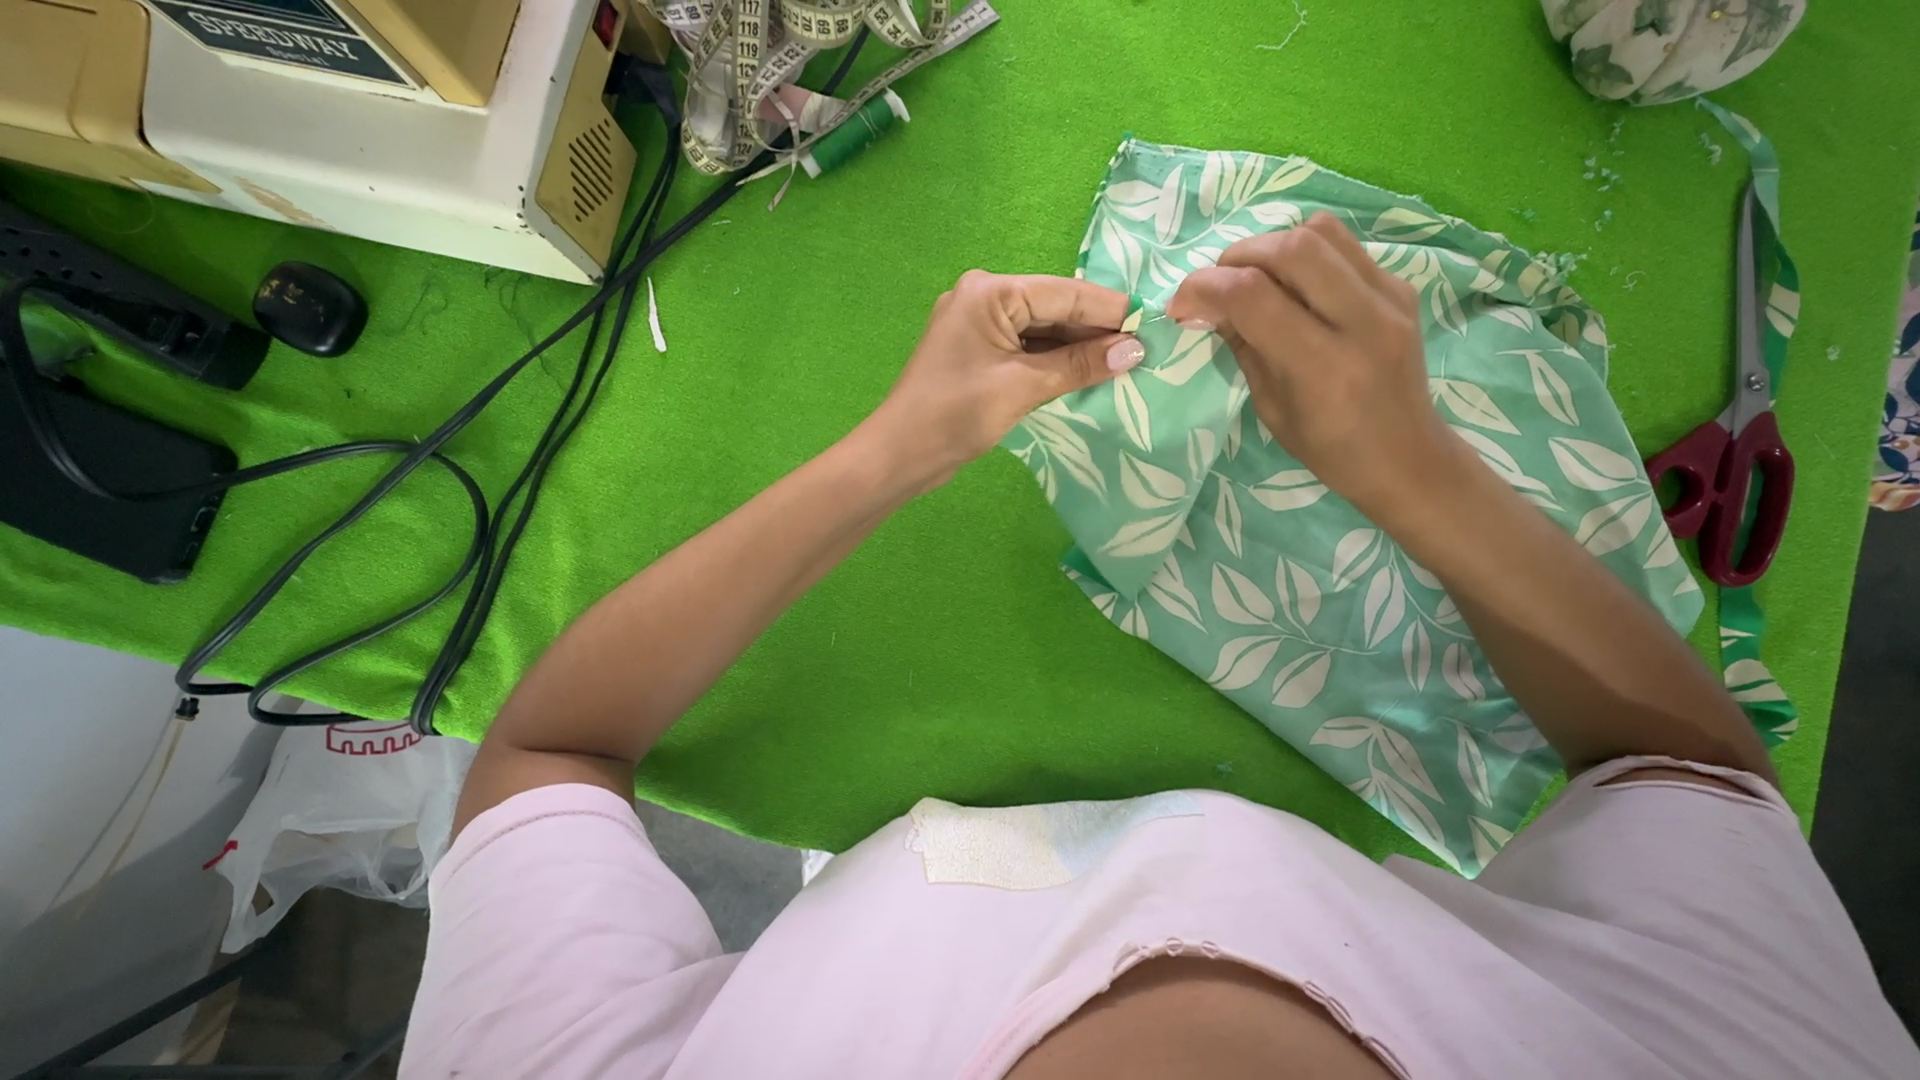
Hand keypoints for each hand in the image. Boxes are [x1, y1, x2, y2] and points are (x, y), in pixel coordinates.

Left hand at [866, 271, 1141, 490]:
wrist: (900, 454)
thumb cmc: (956, 415)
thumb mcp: (1024, 387)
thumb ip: (1079, 364)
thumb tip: (1135, 349)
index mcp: (990, 292)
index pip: (1065, 294)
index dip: (1110, 312)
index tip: (1155, 326)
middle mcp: (983, 296)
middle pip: (1055, 308)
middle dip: (1096, 331)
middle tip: (1145, 351)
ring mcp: (978, 324)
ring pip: (1042, 330)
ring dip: (1078, 348)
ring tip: (1125, 363)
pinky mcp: (978, 352)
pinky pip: (1027, 348)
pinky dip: (1055, 361)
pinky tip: (1087, 373)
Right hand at [1168, 213, 1452, 510]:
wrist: (1405, 456)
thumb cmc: (1327, 447)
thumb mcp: (1269, 405)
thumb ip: (1242, 345)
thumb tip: (1205, 304)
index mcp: (1321, 367)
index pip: (1251, 296)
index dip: (1203, 287)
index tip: (1182, 305)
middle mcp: (1361, 323)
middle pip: (1291, 248)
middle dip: (1238, 256)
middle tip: (1218, 282)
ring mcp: (1389, 299)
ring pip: (1321, 231)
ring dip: (1273, 244)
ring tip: (1255, 274)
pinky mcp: (1402, 287)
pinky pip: (1344, 246)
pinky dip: (1306, 253)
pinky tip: (1295, 284)